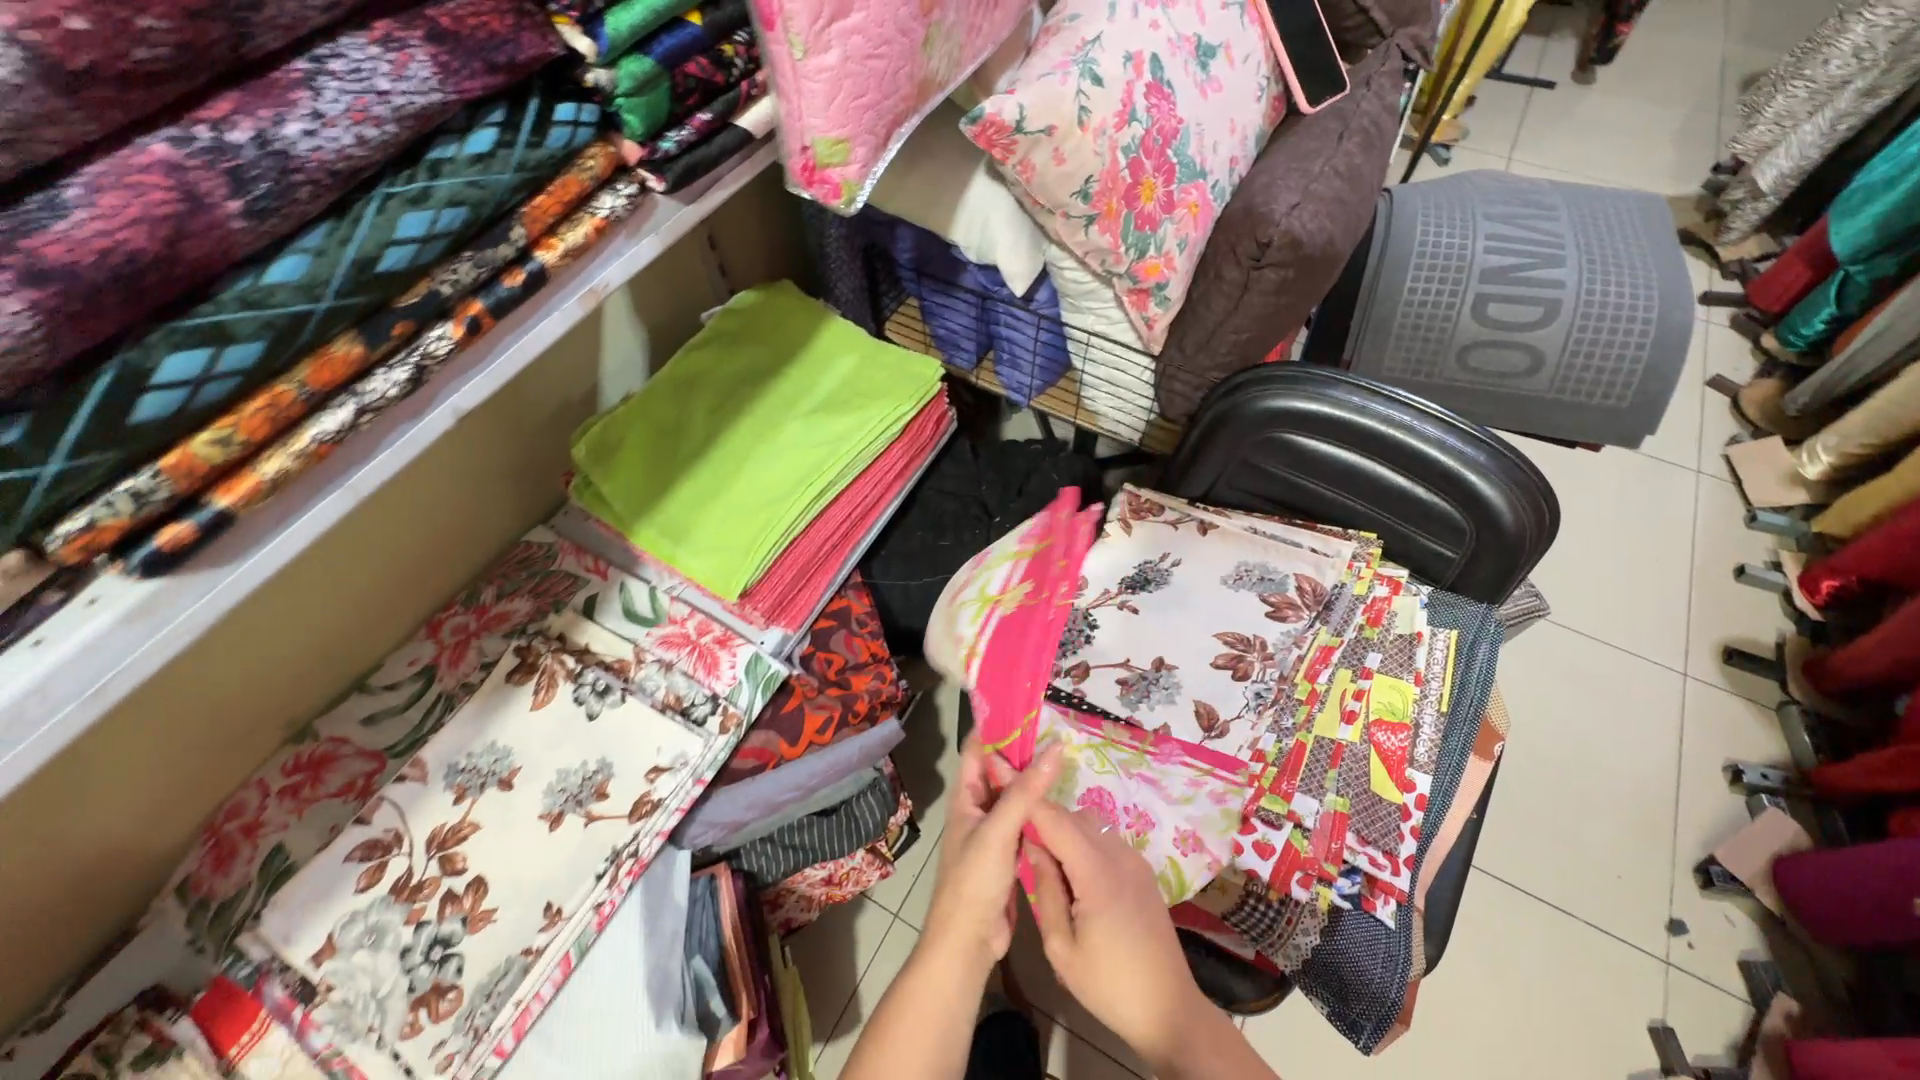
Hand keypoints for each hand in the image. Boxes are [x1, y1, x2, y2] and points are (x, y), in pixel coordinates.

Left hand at [920, 739, 1064, 978]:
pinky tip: (1062, 803)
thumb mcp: (1000, 830)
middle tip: (1058, 731)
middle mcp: (978, 810)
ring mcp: (994, 833)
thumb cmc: (974, 880)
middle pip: (1000, 772)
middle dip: (1023, 752)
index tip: (1027, 708)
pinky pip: (1026, 823)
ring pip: (1015, 798)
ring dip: (1034, 782)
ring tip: (1065, 758)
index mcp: (965, 798)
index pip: (978, 751)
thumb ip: (1026, 791)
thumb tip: (1055, 747)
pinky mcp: (1009, 855)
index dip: (998, 728)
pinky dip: (1040, 811)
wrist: (968, 941)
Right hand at [1024, 800, 1228, 1071]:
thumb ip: (1045, 890)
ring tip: (1043, 859)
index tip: (1002, 809)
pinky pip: (1106, 840)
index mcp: (1097, 873)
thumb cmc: (1108, 986)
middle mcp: (1120, 856)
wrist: (1168, 1008)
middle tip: (1016, 839)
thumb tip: (1032, 848)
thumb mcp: (1060, 947)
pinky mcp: (1143, 871)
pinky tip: (1072, 873)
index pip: (1055, 819)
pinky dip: (1084, 843)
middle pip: (1073, 816)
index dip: (1027, 807)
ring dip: (1065, 832)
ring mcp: (1136, 861)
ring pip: (1091, 824)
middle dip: (1043, 820)